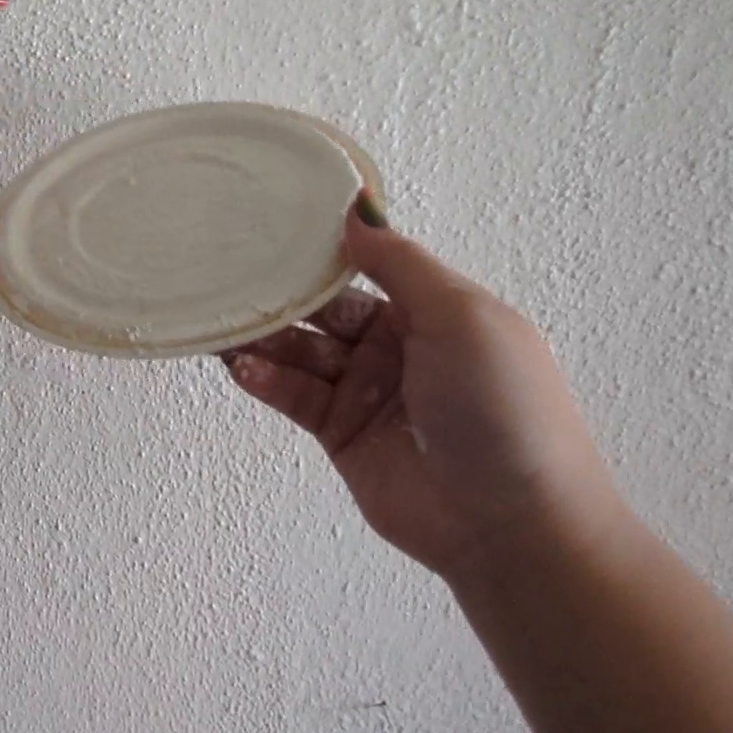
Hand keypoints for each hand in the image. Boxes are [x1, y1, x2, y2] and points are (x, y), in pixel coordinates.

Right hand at [222, 193, 628, 578]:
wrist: (509, 524)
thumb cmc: (502, 408)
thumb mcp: (462, 317)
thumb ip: (400, 263)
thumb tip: (355, 208)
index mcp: (431, 311)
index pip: (363, 267)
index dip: (320, 251)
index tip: (269, 229)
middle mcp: (393, 346)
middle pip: (321, 310)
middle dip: (278, 297)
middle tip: (228, 281)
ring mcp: (363, 390)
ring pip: (298, 351)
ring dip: (262, 340)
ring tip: (223, 330)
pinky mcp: (337, 430)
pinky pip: (292, 394)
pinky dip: (264, 379)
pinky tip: (242, 369)